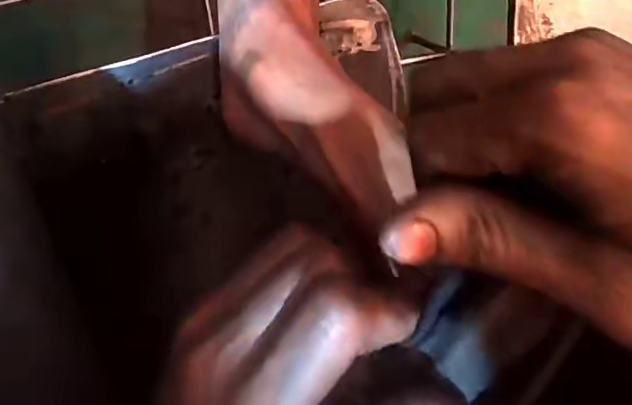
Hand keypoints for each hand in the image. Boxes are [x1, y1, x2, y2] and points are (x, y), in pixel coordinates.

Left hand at [159, 225, 416, 404]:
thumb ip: (378, 399)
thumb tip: (433, 360)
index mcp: (260, 397)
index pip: (336, 309)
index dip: (390, 306)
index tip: (417, 318)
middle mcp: (222, 344)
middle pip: (315, 259)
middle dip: (362, 276)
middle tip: (386, 310)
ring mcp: (203, 319)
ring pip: (291, 242)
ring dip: (334, 262)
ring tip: (353, 302)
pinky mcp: (198, 309)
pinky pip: (265, 257)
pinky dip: (303, 267)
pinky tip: (314, 304)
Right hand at [383, 30, 631, 404]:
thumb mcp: (610, 286)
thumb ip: (494, 239)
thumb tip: (393, 230)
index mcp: (554, 111)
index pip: (431, 133)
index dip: (413, 183)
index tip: (418, 229)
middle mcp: (559, 54)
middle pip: (442, 83)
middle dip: (429, 142)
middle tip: (451, 211)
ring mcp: (588, 42)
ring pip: (479, 70)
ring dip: (465, 122)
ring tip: (497, 192)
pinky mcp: (613, 47)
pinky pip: (522, 67)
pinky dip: (504, 106)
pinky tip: (541, 159)